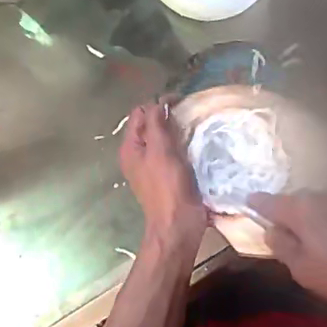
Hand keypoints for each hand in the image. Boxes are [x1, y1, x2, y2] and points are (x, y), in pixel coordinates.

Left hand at [121, 102, 206, 249]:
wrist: (178, 224)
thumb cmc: (167, 187)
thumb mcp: (160, 151)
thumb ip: (157, 124)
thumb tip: (158, 101)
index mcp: (130, 148)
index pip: (139, 114)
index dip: (157, 104)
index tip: (180, 101)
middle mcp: (138, 155)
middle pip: (150, 125)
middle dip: (167, 115)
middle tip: (189, 112)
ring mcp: (152, 166)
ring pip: (163, 138)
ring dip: (176, 130)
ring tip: (194, 124)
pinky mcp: (168, 175)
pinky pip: (173, 152)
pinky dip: (182, 144)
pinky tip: (196, 142)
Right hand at [249, 191, 326, 321]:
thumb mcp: (302, 269)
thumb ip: (282, 247)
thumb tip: (271, 231)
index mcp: (300, 208)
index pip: (268, 201)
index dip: (255, 204)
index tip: (247, 203)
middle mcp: (322, 196)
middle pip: (295, 202)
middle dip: (287, 214)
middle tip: (282, 233)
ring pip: (320, 207)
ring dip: (313, 220)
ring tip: (314, 243)